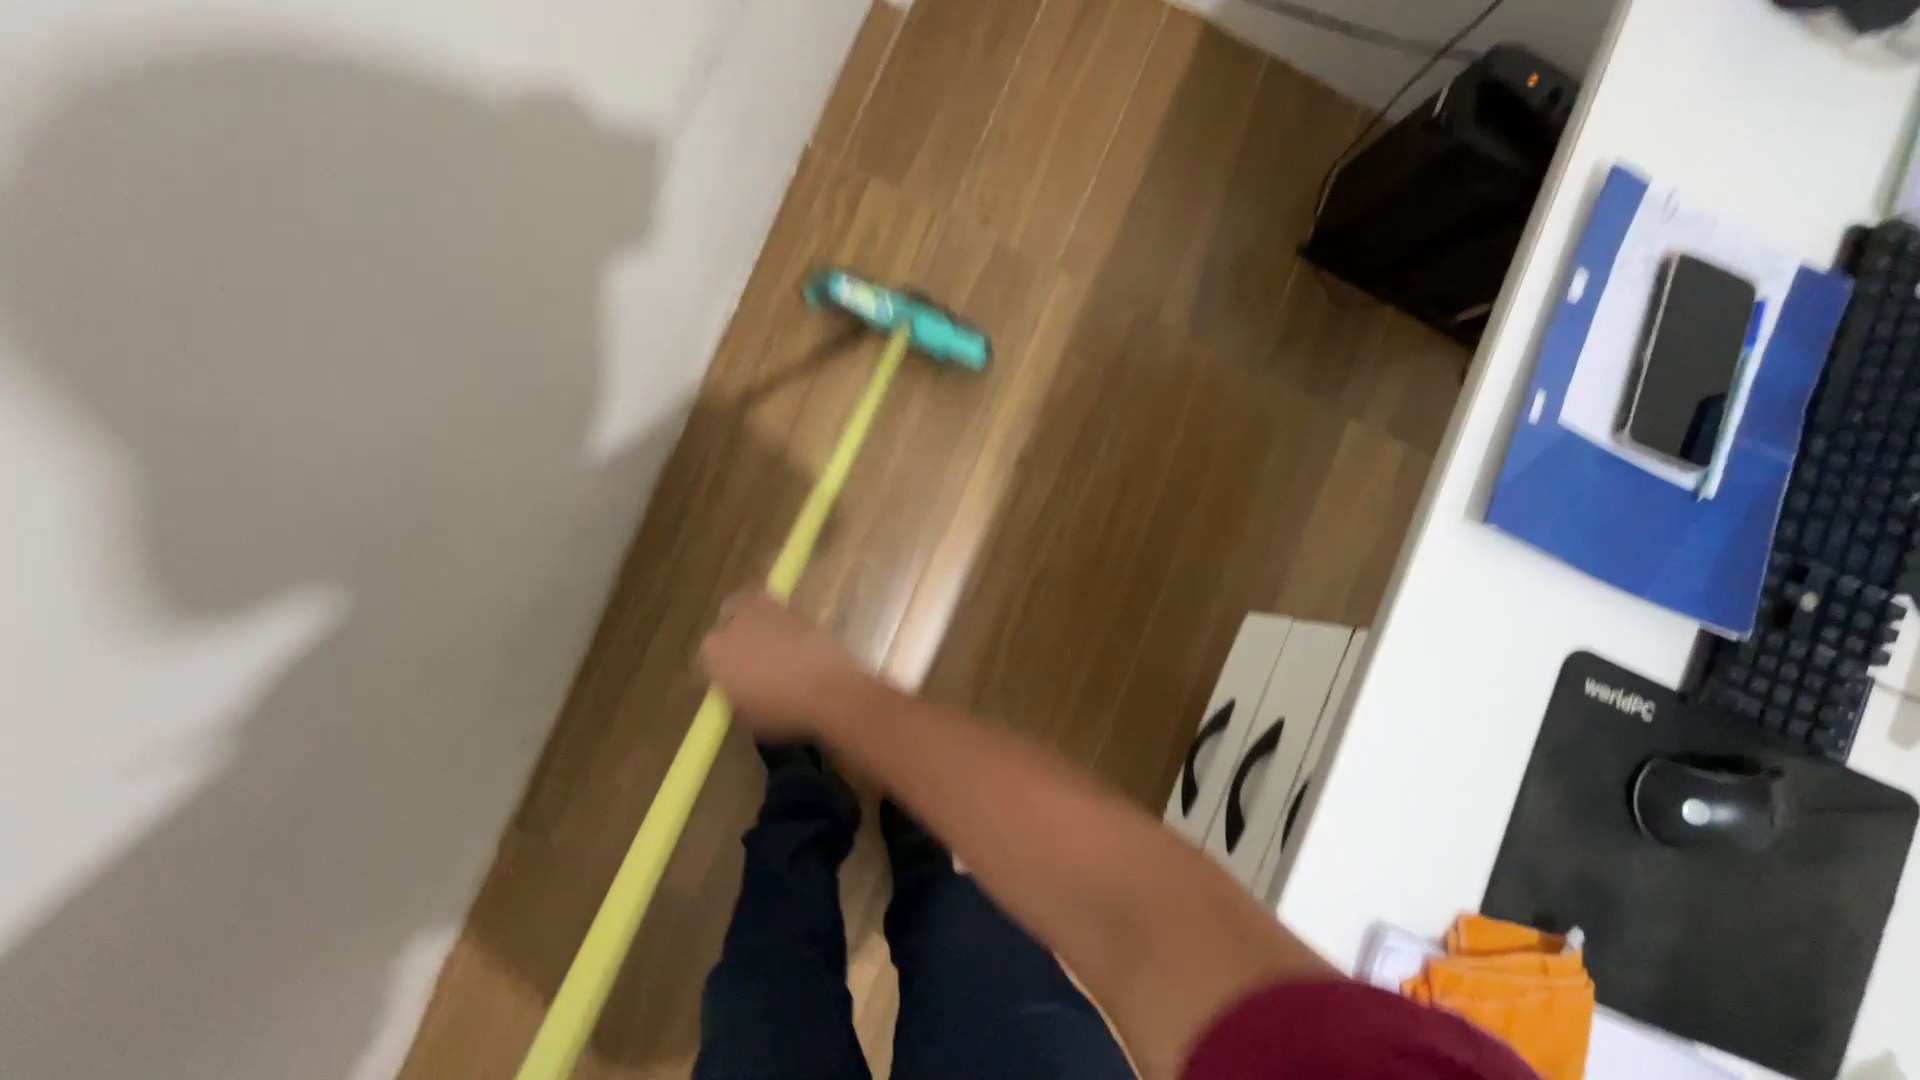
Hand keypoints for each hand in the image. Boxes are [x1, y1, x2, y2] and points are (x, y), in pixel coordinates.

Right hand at [698, 592, 869, 738]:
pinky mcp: (791, 606)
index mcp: (712, 655)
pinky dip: (782, 617)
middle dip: (733, 641)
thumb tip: (741, 692)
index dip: (716, 673)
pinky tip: (791, 633)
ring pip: (749, 608)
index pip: (704, 661)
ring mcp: (763, 611)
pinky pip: (779, 607)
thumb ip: (735, 698)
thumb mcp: (747, 718)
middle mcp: (732, 625)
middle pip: (725, 629)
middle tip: (749, 660)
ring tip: (768, 640)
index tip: (728, 684)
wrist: (828, 690)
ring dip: (754, 621)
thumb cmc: (783, 712)